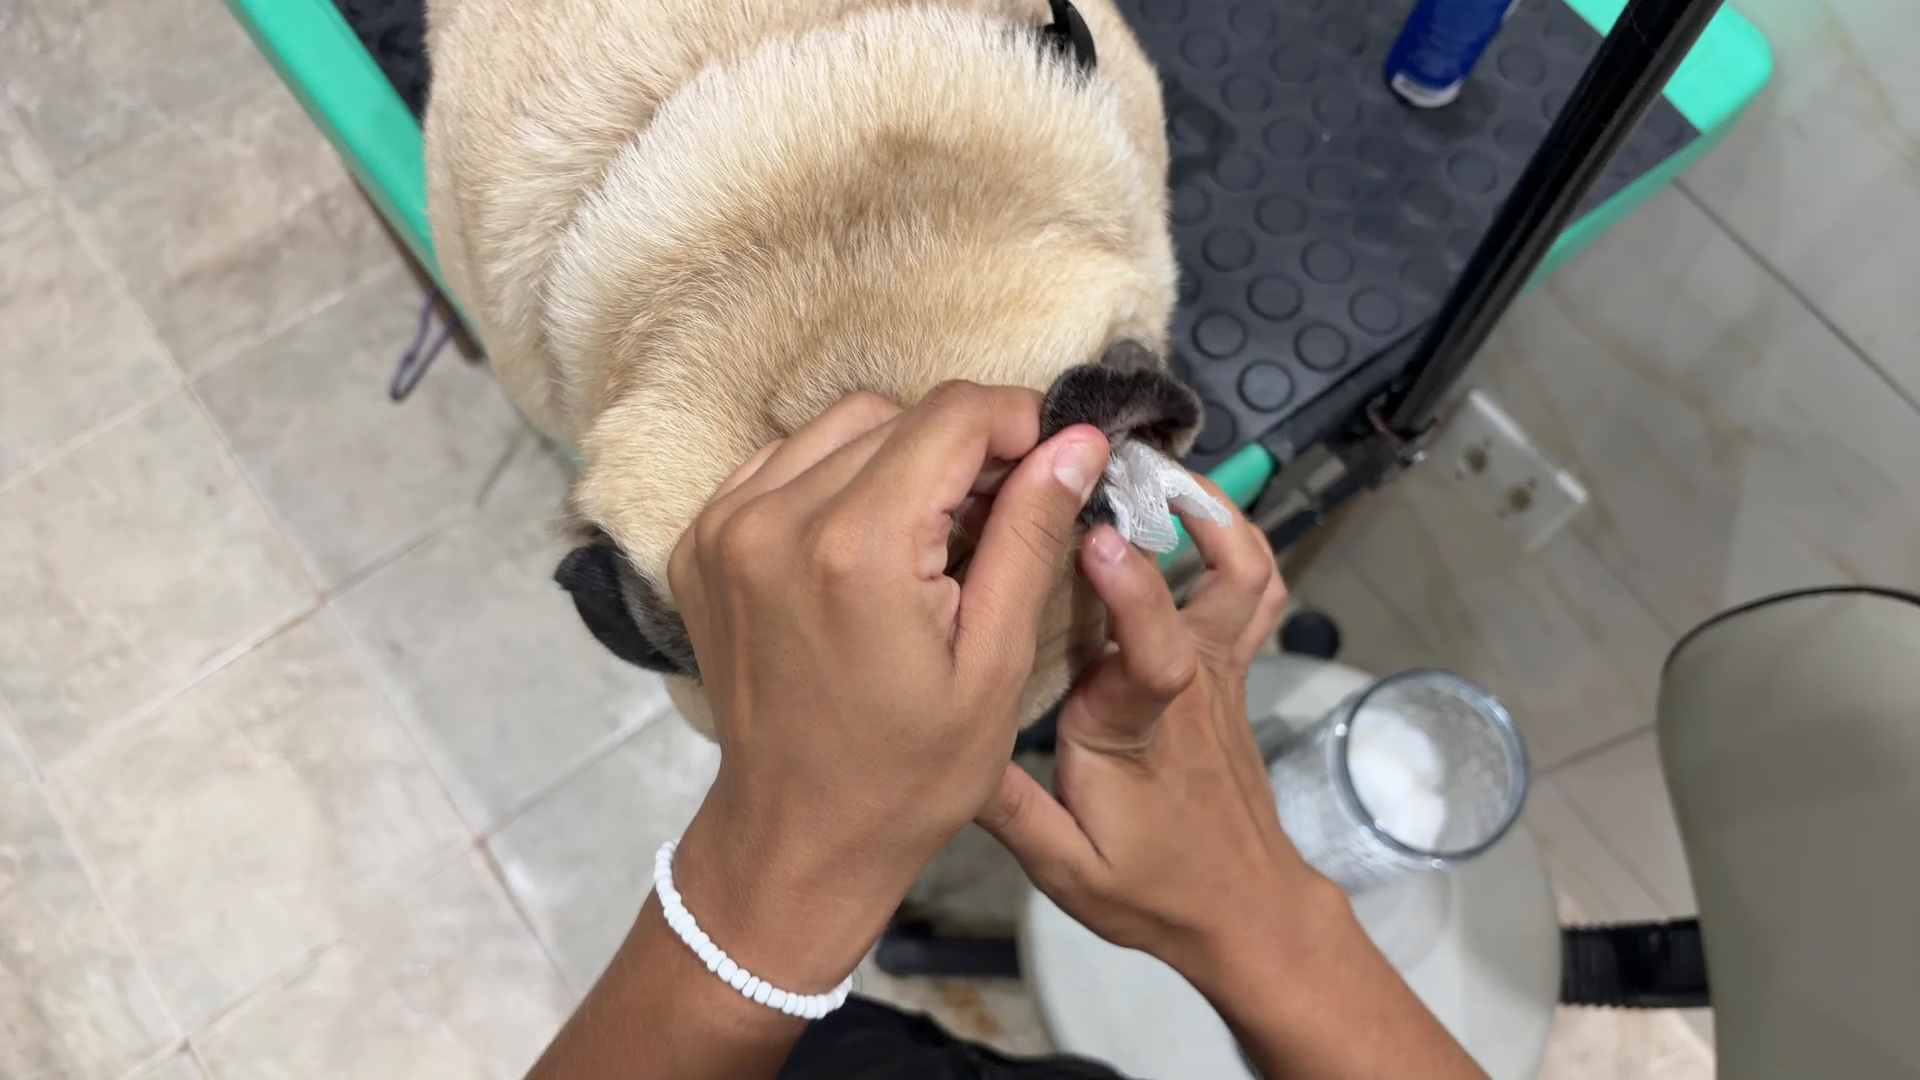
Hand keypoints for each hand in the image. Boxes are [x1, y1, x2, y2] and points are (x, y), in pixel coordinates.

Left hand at [666, 384, 1111, 993]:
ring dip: (902, 455)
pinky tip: (866, 534)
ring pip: (841, 426)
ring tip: (931, 526)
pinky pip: (787, 461)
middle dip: (964, 444)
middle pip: (898, 415)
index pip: (952, 414)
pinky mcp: (699, 540)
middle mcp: (775, 517)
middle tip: (996, 507)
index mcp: (859, 548)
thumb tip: (1078, 444)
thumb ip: (1032, 535)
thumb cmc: (910, 771)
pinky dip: (840, 474)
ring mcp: (723, 525)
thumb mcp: (996, 662)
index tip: (1046, 460)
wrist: (795, 835)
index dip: (1015, 420)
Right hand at [975, 483, 1487, 1079]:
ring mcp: (1224, 668)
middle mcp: (1193, 682)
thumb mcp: (1063, 864)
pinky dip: (1239, 540)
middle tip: (1107, 457)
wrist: (1245, 910)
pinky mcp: (1234, 666)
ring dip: (1212, 510)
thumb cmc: (1153, 887)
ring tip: (1156, 467)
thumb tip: (945, 736)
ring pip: (1247, 573)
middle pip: (1208, 587)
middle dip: (1165, 511)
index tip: (1092, 537)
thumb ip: (1004, 806)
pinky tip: (1194, 510)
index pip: (1154, 653)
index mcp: (1138, 726)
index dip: (1132, 591)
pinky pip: (1257, 589)